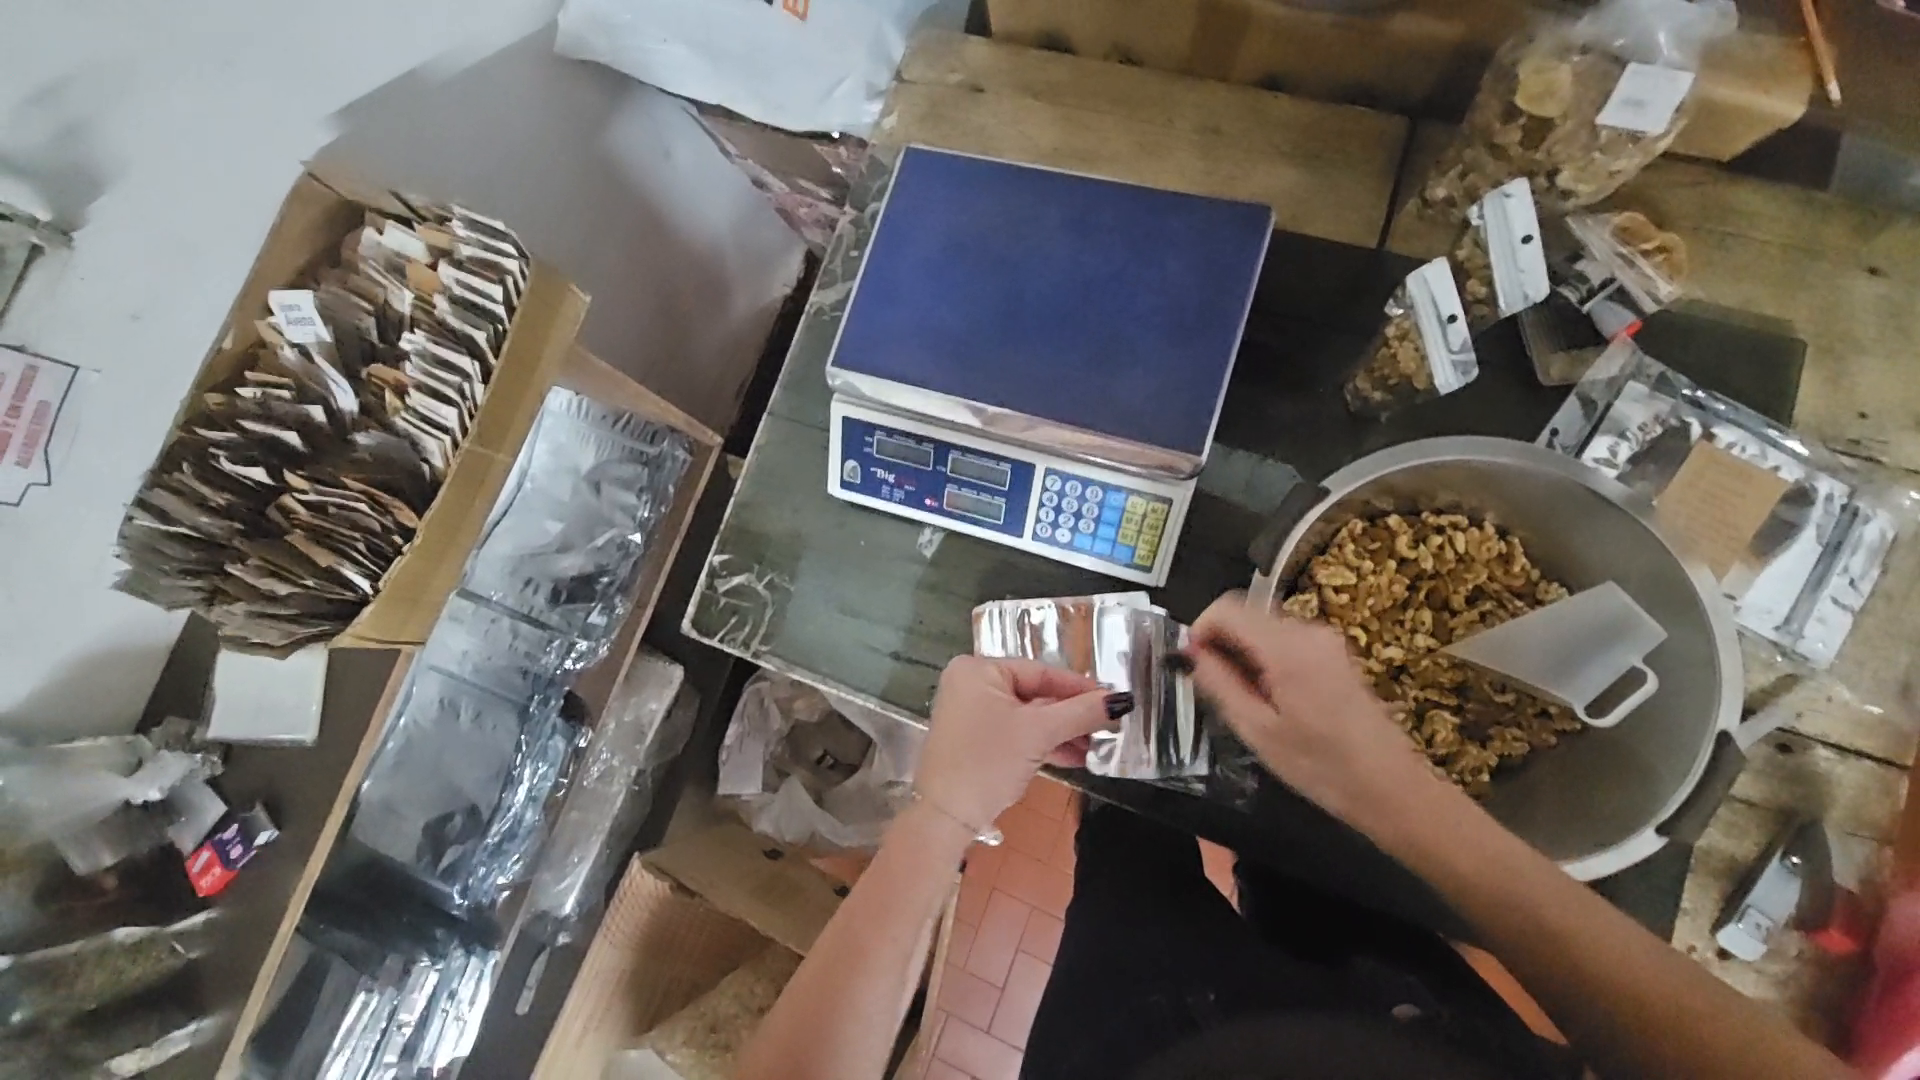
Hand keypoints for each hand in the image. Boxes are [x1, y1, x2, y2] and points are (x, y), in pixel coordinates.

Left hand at [915, 656, 1124, 835]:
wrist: (945, 816)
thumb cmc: (988, 761)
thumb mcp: (1038, 733)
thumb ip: (1080, 713)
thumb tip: (1122, 700)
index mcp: (978, 669)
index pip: (1040, 671)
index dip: (1079, 687)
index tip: (1113, 699)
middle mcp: (972, 685)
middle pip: (1035, 693)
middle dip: (1072, 714)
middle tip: (1109, 725)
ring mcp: (972, 714)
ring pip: (1028, 716)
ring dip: (1062, 732)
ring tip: (1098, 746)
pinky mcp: (976, 741)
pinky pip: (1017, 733)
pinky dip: (1043, 744)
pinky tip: (1076, 757)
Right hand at [1186, 593, 1450, 832]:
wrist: (1392, 788)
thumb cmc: (1321, 767)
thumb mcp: (1257, 730)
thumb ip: (1219, 684)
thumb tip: (1191, 653)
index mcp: (1287, 648)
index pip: (1227, 608)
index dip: (1199, 628)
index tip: (1189, 661)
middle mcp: (1309, 632)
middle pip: (1246, 614)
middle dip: (1221, 642)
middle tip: (1212, 687)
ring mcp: (1326, 640)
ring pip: (1264, 627)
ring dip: (1243, 652)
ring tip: (1243, 699)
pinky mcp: (1335, 653)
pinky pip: (1285, 640)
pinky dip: (1265, 657)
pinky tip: (1270, 698)